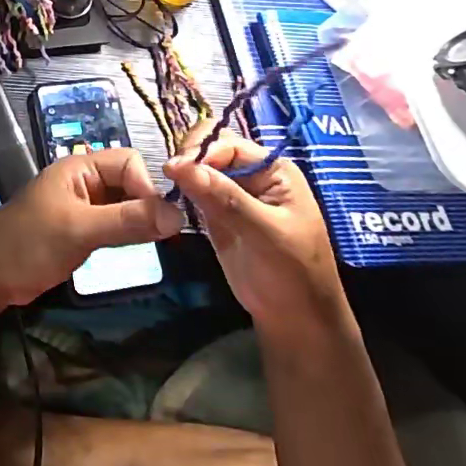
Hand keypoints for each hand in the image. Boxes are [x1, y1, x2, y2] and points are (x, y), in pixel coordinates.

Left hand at [0, 147, 182, 305]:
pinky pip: (115, 222)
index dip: (147, 187)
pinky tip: (136, 248)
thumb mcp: (80, 230)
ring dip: (140, 220)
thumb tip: (177, 216)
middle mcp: (84, 180)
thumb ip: (126, 221)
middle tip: (162, 237)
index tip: (157, 221)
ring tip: (155, 244)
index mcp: (80, 167)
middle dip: (147, 204)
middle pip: (130, 181)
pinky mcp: (82, 228)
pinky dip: (128, 232)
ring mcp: (83, 205)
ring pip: (125, 203)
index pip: (129, 161)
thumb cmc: (29, 244)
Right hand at [163, 132, 340, 332]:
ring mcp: (233, 193)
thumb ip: (224, 197)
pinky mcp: (217, 213)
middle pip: (212, 149)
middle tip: (171, 177)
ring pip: (200, 169)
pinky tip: (172, 197)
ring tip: (169, 188)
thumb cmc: (294, 273)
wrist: (296, 321)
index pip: (229, 144)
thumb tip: (179, 165)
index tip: (176, 168)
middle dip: (190, 158)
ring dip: (183, 174)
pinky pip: (195, 191)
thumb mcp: (264, 233)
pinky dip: (182, 191)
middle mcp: (252, 175)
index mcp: (273, 170)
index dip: (202, 151)